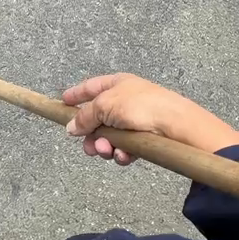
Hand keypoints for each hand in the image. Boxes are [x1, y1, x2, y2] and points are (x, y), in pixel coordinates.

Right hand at [59, 73, 238, 164]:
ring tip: (108, 151)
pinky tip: (124, 156)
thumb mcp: (104, 105)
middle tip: (89, 147)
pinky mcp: (145, 138)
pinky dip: (121, 153)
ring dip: (105, 146)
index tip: (62, 103)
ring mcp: (136, 119)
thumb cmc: (141, 106)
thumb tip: (71, 127)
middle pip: (98, 118)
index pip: (90, 87)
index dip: (75, 95)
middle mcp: (126, 100)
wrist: (176, 125)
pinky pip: (125, 147)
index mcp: (117, 84)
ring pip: (110, 136)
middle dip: (90, 134)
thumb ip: (84, 116)